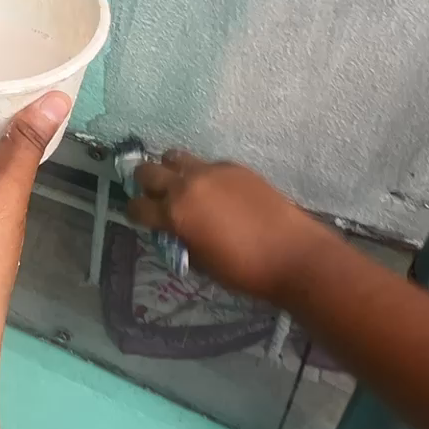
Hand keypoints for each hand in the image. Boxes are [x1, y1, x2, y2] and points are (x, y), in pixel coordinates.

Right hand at [125, 151, 323, 302]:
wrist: (294, 255)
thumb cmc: (245, 271)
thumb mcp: (202, 263)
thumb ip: (180, 240)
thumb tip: (173, 230)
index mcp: (175, 213)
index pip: (137, 206)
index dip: (134, 213)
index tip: (139, 218)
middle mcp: (186, 185)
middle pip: (146, 170)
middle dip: (145, 183)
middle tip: (156, 197)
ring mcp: (210, 171)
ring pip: (174, 157)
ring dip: (171, 170)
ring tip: (184, 186)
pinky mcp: (233, 166)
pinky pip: (206, 164)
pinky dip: (203, 175)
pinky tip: (219, 193)